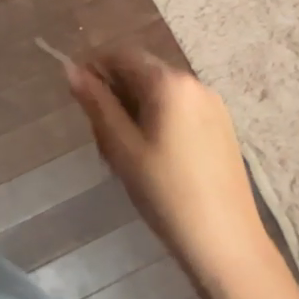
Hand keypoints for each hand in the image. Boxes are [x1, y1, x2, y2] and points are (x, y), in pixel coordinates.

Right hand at [67, 49, 268, 275]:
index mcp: (169, 83)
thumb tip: (71, 69)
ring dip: (134, 110)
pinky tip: (152, 157)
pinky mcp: (222, 127)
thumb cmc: (166, 192)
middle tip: (100, 136)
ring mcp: (212, 105)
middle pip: (141, 72)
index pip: (121, 55)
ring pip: (159, 93)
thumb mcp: (121, 147)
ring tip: (124, 153)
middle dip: (114, 94)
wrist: (226, 243)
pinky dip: (157, 121)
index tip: (77, 98)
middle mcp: (194, 83)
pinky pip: (179, 109)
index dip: (93, 68)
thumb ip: (95, 103)